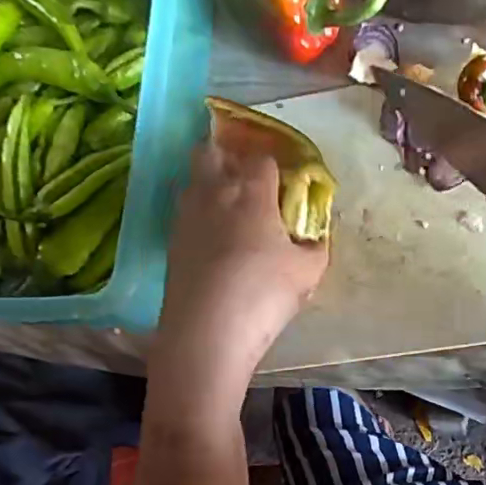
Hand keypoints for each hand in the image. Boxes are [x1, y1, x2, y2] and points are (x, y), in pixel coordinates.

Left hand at [156, 143, 328, 382]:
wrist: (205, 333)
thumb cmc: (263, 294)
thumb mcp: (308, 272)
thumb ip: (315, 247)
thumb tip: (314, 237)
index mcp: (251, 189)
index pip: (263, 157)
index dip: (276, 167)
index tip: (285, 187)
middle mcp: (213, 192)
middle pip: (212, 152)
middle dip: (228, 158)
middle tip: (247, 185)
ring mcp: (185, 216)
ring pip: (193, 181)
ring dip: (209, 187)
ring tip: (229, 216)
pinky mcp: (170, 244)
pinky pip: (185, 215)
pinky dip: (199, 220)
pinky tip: (212, 246)